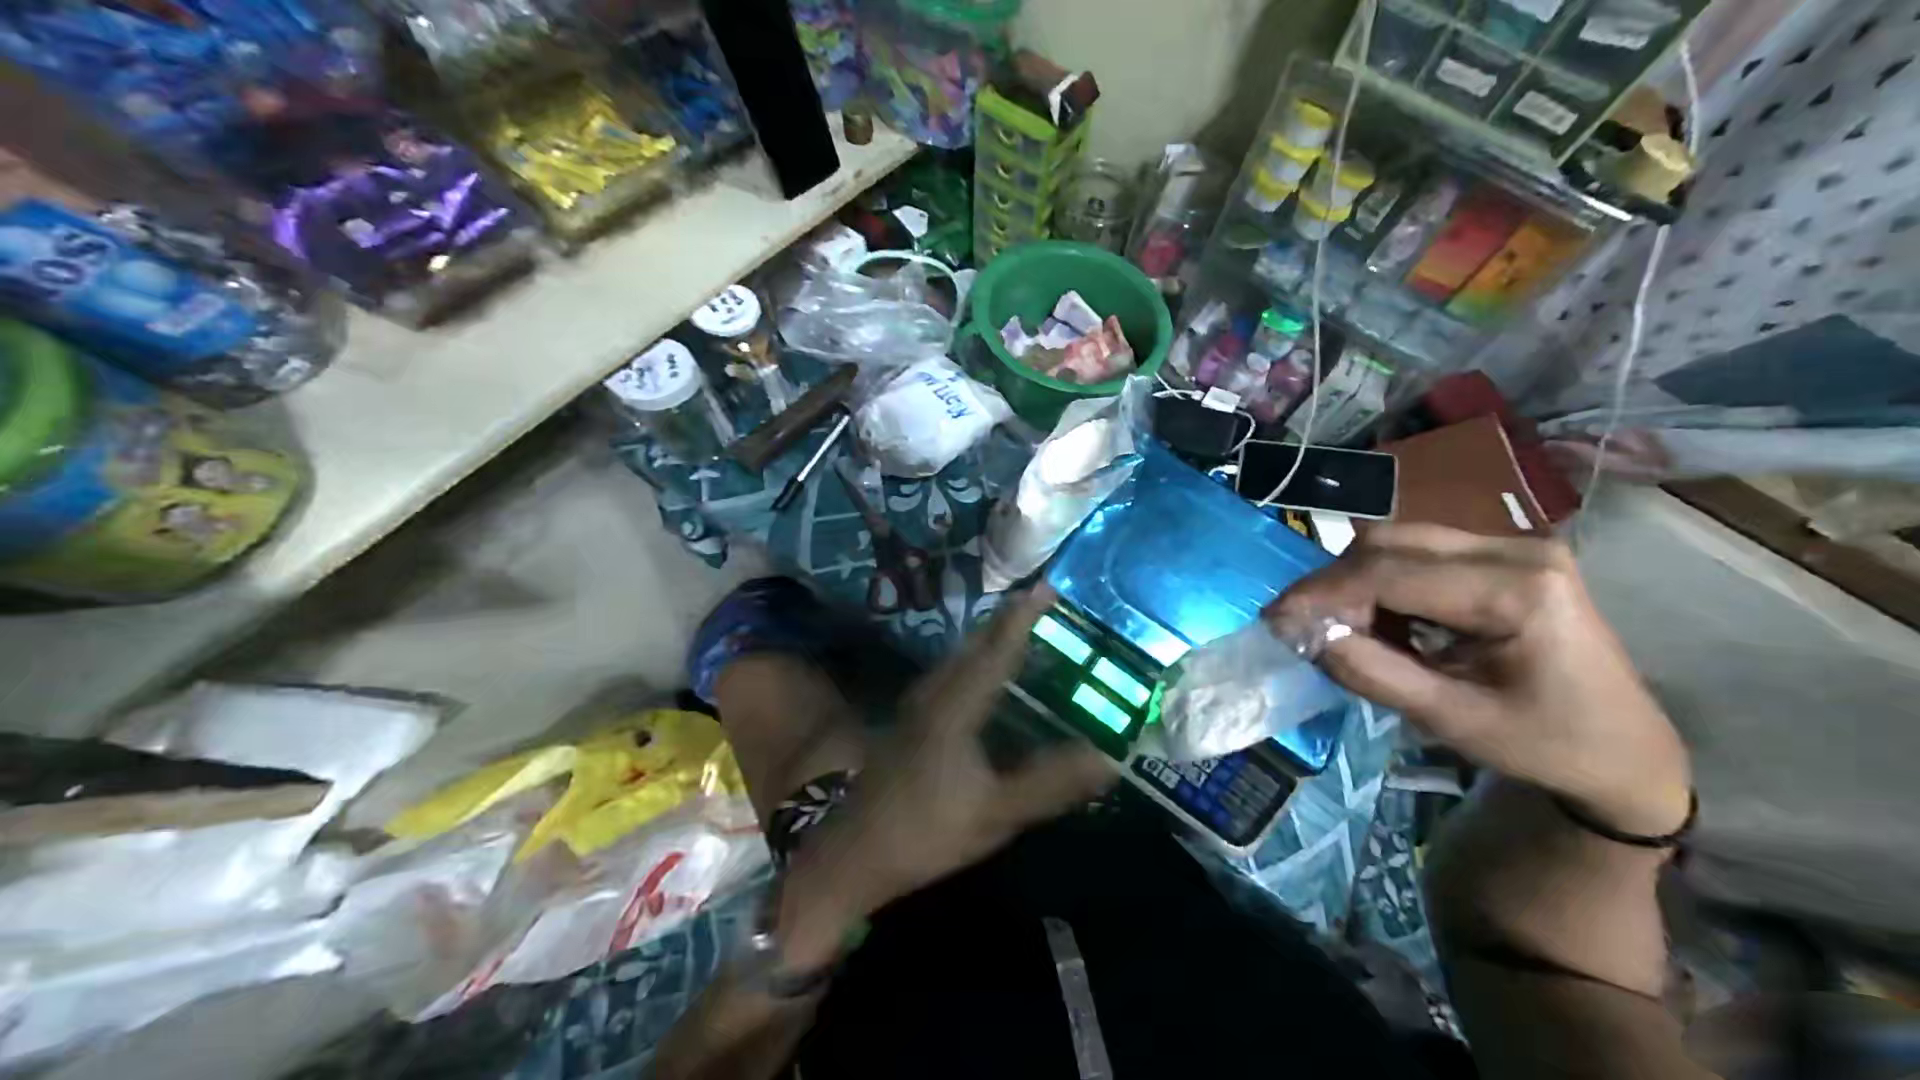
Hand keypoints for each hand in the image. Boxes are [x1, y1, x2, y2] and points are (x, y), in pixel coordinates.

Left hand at [780, 586, 1114, 960]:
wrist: (856, 853)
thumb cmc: (927, 831)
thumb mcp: (997, 813)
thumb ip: (1051, 783)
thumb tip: (1109, 757)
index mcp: (955, 706)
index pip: (996, 650)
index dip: (1023, 618)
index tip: (1048, 587)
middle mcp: (934, 694)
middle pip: (974, 646)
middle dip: (1008, 621)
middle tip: (1043, 603)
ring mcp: (917, 706)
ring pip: (959, 659)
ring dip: (990, 640)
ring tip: (1022, 631)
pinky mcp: (910, 722)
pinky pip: (951, 675)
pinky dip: (976, 663)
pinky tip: (988, 679)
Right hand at [1272, 524, 1689, 836]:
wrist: (1626, 752)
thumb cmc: (1544, 743)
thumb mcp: (1450, 719)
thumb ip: (1371, 671)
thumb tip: (1304, 635)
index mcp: (1519, 590)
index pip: (1390, 572)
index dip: (1321, 593)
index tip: (1273, 620)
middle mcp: (1517, 549)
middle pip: (1390, 543)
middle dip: (1335, 585)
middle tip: (1306, 629)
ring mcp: (1513, 546)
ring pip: (1397, 542)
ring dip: (1357, 583)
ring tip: (1348, 632)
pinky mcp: (1503, 555)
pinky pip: (1418, 553)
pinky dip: (1383, 585)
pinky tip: (1386, 624)